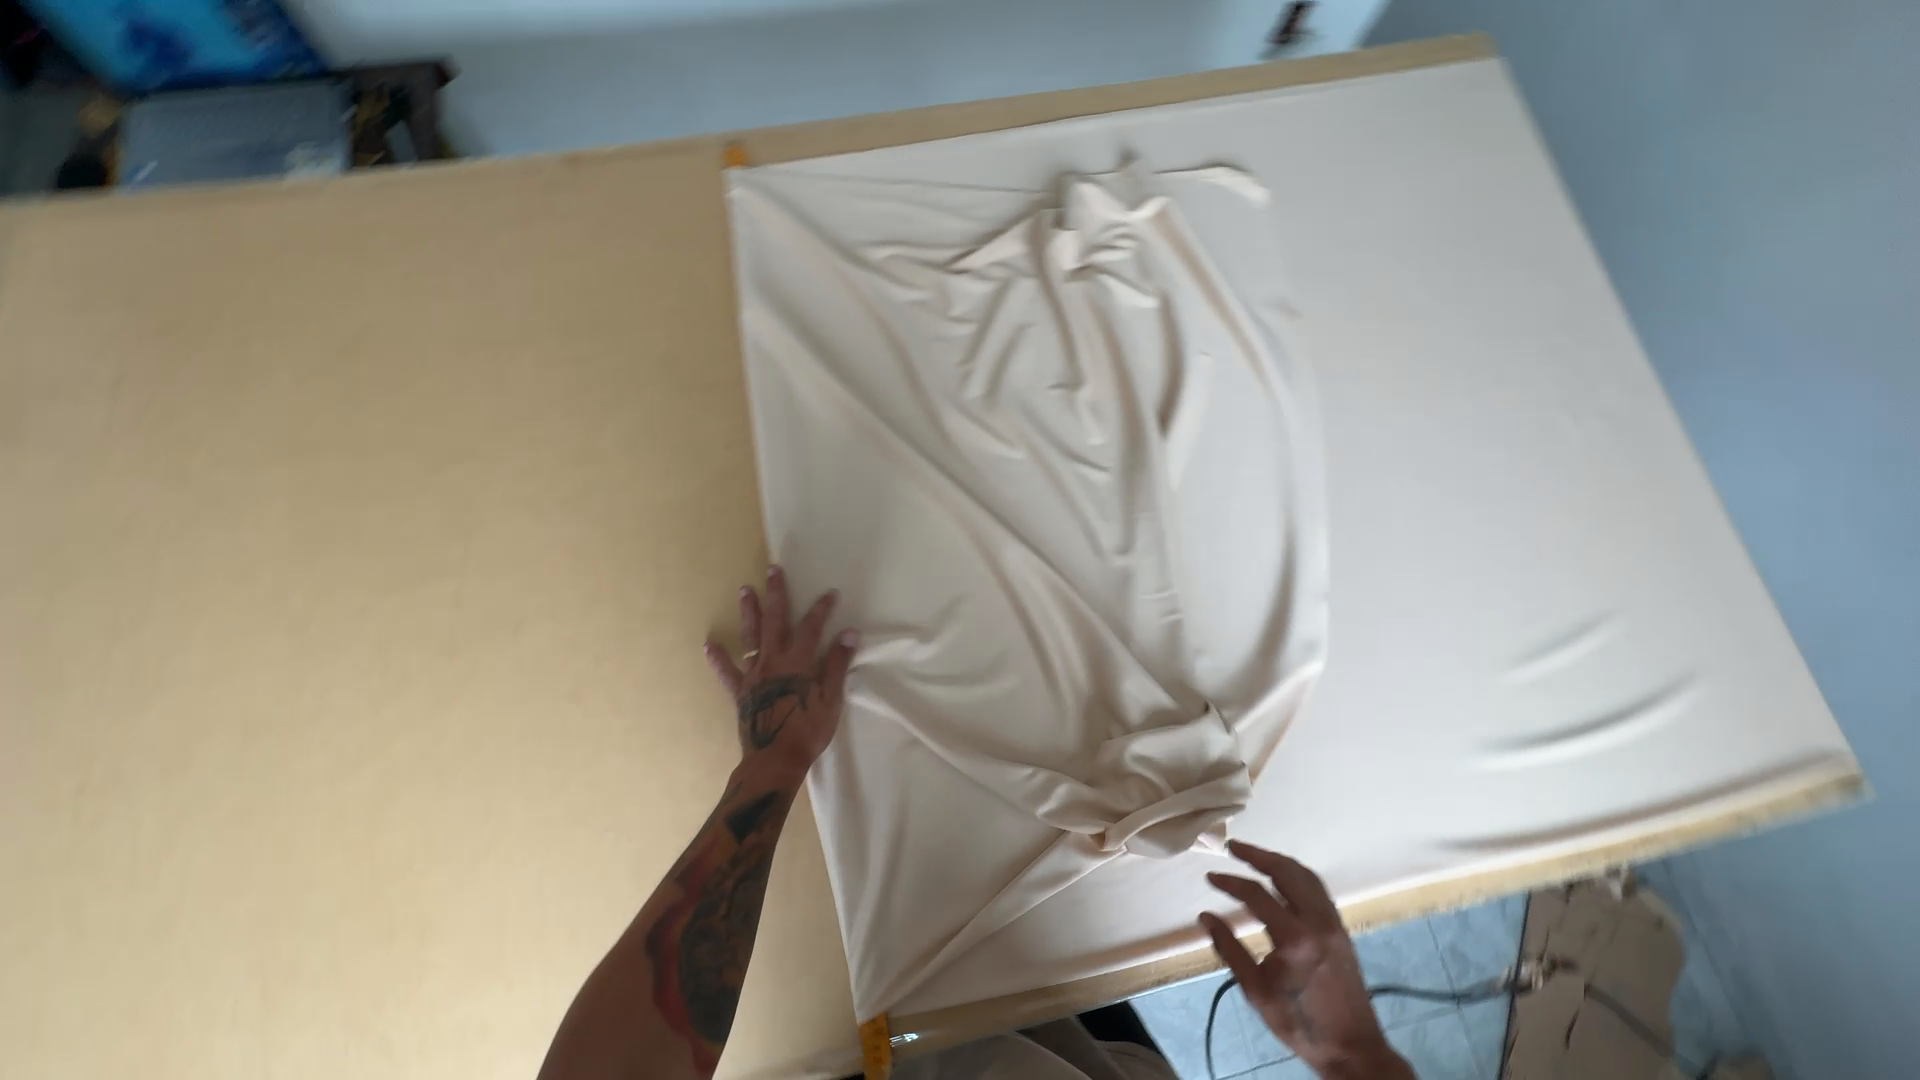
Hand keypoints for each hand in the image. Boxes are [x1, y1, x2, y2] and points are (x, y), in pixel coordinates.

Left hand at [703, 565, 858, 780]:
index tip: (830, 593)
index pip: (812, 627)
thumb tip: (849, 633)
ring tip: (744, 590)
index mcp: (798, 661)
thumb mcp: (832, 698)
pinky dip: (718, 658)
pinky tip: (709, 645)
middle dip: (776, 593)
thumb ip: (838, 664)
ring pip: (750, 637)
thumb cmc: (808, 729)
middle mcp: (773, 661)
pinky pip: (727, 672)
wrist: (775, 759)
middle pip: (775, 620)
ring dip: (749, 612)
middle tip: (773, 569)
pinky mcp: (741, 692)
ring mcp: (754, 676)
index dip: (821, 609)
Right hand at [1200, 842, 1412, 1079]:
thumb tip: (1205, 917)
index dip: (1230, 883)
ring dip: (1279, 861)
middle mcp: (1317, 922)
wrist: (1353, 1049)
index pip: (1256, 895)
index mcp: (1295, 938)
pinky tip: (1283, 879)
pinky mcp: (1341, 930)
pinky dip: (1297, 875)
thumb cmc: (1300, 1023)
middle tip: (1233, 847)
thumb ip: (1230, 949)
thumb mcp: (1257, 992)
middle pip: (1286, 871)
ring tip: (1255, 856)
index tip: (1210, 877)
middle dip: (1257, 855)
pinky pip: (1318, 889)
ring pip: (1306, 876)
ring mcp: (1333, 924)